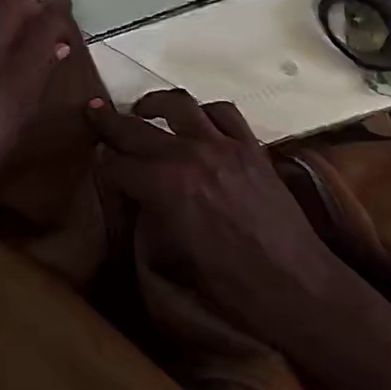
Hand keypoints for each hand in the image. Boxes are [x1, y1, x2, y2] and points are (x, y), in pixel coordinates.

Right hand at [85, 90, 342, 330]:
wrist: (296, 286)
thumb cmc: (232, 285)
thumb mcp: (177, 255)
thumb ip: (152, 216)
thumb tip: (138, 197)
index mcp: (165, 187)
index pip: (119, 166)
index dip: (104, 165)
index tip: (96, 162)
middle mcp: (190, 154)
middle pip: (138, 129)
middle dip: (110, 121)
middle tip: (93, 111)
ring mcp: (223, 144)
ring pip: (180, 104)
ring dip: (156, 103)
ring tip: (145, 109)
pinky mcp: (250, 145)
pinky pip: (224, 112)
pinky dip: (205, 111)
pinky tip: (198, 120)